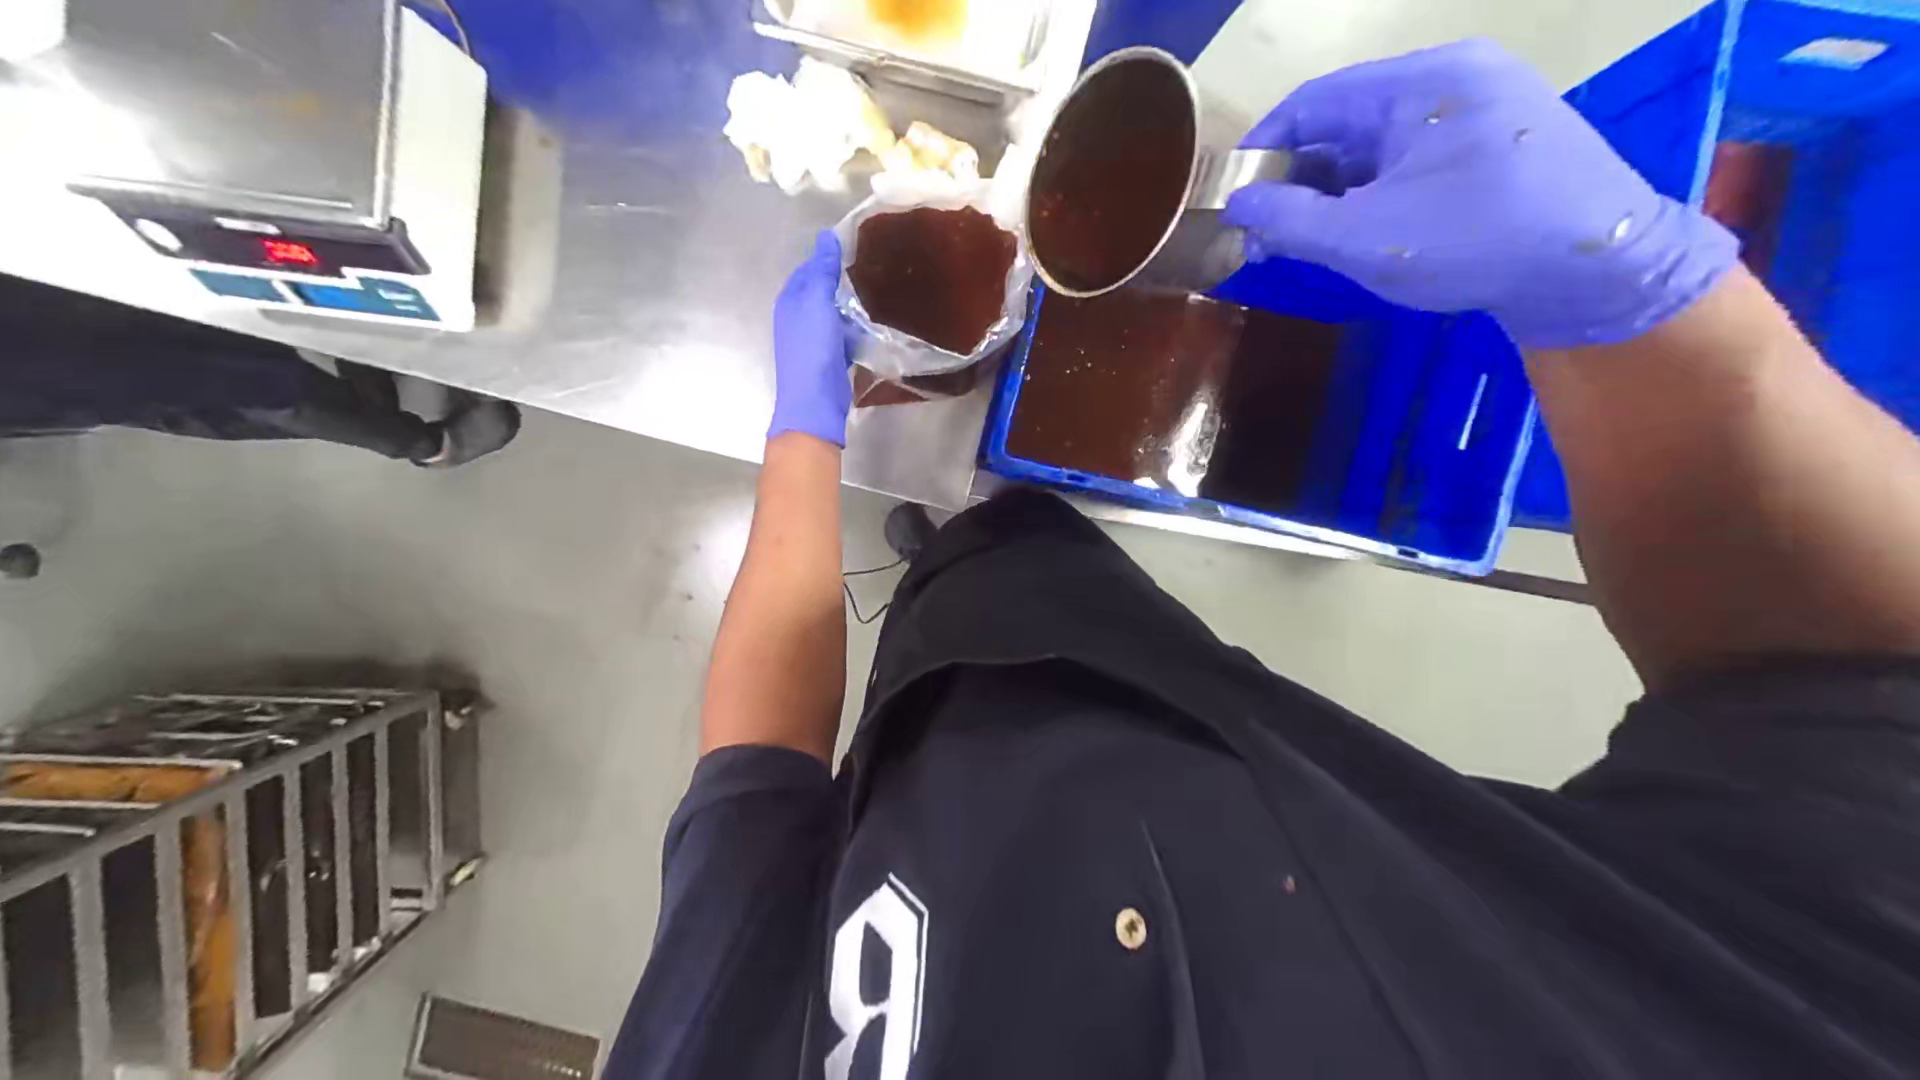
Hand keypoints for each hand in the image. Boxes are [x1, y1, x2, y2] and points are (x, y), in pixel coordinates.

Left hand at [769, 231, 853, 446]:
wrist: (814, 400)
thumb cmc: (813, 348)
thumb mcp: (817, 302)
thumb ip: (822, 270)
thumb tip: (826, 236)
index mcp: (791, 300)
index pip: (809, 268)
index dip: (828, 257)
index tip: (856, 247)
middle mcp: (798, 317)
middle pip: (822, 291)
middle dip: (841, 281)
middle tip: (871, 269)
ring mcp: (813, 339)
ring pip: (834, 313)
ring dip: (850, 306)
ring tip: (876, 294)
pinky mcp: (829, 358)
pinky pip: (843, 335)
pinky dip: (854, 329)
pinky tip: (871, 327)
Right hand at [1221, 38, 1738, 347]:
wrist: (1593, 269)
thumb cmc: (1470, 241)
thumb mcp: (1361, 237)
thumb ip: (1287, 220)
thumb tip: (1236, 205)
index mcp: (1420, 84)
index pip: (1313, 102)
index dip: (1261, 148)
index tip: (1229, 197)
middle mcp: (1448, 83)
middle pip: (1340, 125)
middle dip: (1290, 181)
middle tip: (1256, 234)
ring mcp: (1471, 114)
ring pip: (1368, 150)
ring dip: (1322, 196)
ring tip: (1291, 243)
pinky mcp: (1483, 149)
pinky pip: (1400, 165)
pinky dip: (1361, 198)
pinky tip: (1341, 235)